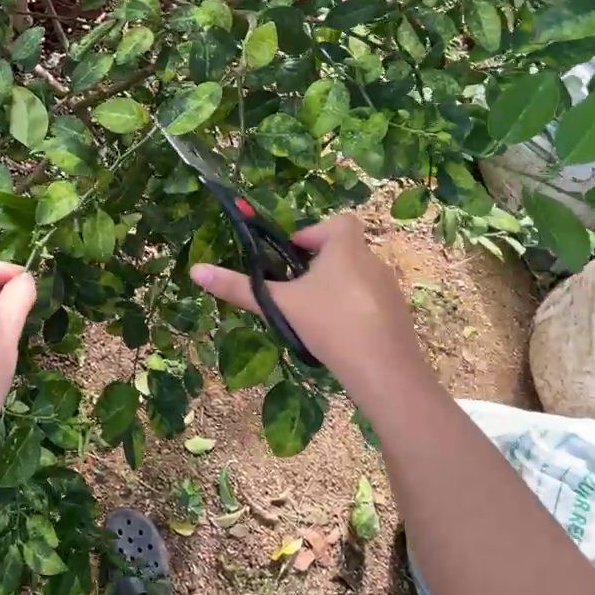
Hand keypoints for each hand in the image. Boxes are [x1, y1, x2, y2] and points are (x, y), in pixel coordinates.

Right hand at [189, 213, 426, 396]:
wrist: (386, 372)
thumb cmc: (330, 324)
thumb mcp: (279, 305)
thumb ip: (239, 288)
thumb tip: (195, 271)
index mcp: (345, 249)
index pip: (340, 222)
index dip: (315, 233)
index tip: (294, 255)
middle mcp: (373, 261)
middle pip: (346, 249)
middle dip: (320, 264)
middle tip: (295, 288)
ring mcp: (390, 290)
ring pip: (359, 277)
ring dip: (337, 287)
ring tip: (313, 314)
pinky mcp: (399, 316)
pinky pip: (372, 301)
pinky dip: (355, 309)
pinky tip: (338, 335)